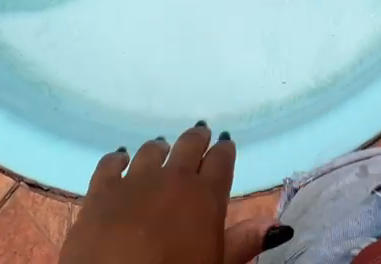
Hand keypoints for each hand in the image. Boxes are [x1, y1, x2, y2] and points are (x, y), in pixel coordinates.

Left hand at [59, 125, 290, 263]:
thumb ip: (244, 242)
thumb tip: (279, 225)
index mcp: (205, 195)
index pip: (221, 160)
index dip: (224, 152)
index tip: (225, 147)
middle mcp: (173, 177)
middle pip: (189, 144)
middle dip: (197, 140)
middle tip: (200, 138)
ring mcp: (135, 179)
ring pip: (152, 149)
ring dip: (160, 149)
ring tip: (163, 150)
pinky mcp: (101, 189)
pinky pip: (111, 162)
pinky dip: (119, 159)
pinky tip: (121, 160)